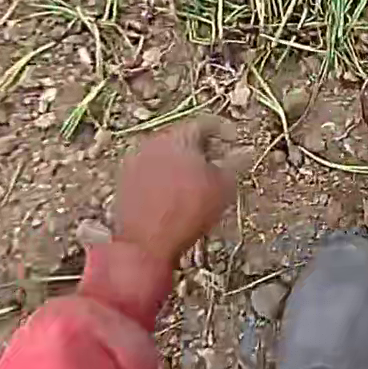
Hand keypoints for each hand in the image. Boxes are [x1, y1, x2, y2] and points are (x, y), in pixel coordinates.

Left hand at [114, 123, 233, 266]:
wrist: (145, 245)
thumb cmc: (190, 209)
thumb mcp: (224, 184)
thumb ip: (235, 162)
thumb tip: (244, 150)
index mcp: (178, 137)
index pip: (206, 124)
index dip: (225, 131)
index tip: (235, 143)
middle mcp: (152, 143)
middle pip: (183, 137)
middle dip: (202, 147)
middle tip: (219, 161)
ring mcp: (134, 162)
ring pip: (166, 153)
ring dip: (183, 161)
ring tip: (198, 179)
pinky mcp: (123, 183)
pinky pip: (152, 169)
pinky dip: (167, 174)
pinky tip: (178, 192)